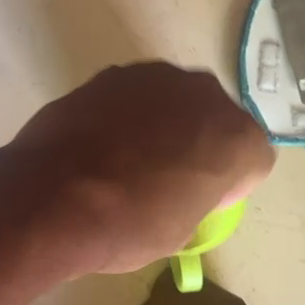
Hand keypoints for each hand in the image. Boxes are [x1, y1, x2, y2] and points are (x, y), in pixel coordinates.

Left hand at [0, 62, 274, 275]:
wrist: (54, 197)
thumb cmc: (128, 225)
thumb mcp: (179, 230)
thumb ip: (191, 196)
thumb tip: (172, 187)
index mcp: (237, 138)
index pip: (249, 161)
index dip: (225, 185)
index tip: (196, 202)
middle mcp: (204, 95)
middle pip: (211, 119)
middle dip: (195, 142)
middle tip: (163, 178)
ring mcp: (153, 77)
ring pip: (169, 102)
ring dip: (156, 123)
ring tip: (123, 160)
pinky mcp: (108, 75)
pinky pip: (128, 98)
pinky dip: (119, 116)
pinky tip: (95, 145)